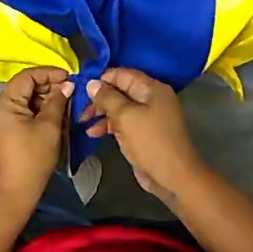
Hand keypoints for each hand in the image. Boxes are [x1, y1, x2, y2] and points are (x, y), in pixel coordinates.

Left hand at [0, 67, 72, 205]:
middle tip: (71, 93)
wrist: (14, 193)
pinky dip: (37, 112)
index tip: (70, 78)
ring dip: (44, 100)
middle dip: (48, 87)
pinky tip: (54, 117)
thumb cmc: (32, 159)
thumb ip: (58, 101)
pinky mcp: (2, 132)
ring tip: (66, 106)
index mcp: (3, 103)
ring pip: (23, 101)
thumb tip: (67, 85)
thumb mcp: (49, 127)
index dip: (49, 73)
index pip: (26, 76)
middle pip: (23, 87)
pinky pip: (20, 113)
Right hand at [81, 68, 207, 203]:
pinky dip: (108, 126)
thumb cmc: (150, 142)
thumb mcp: (126, 116)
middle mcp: (150, 99)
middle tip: (80, 109)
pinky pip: (122, 123)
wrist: (172, 176)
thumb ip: (107, 98)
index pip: (123, 74)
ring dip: (100, 114)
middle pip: (119, 91)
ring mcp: (147, 117)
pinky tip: (93, 133)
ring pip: (119, 108)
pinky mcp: (142, 133)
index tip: (81, 87)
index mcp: (152, 89)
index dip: (102, 78)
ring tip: (82, 122)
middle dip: (99, 98)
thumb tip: (91, 83)